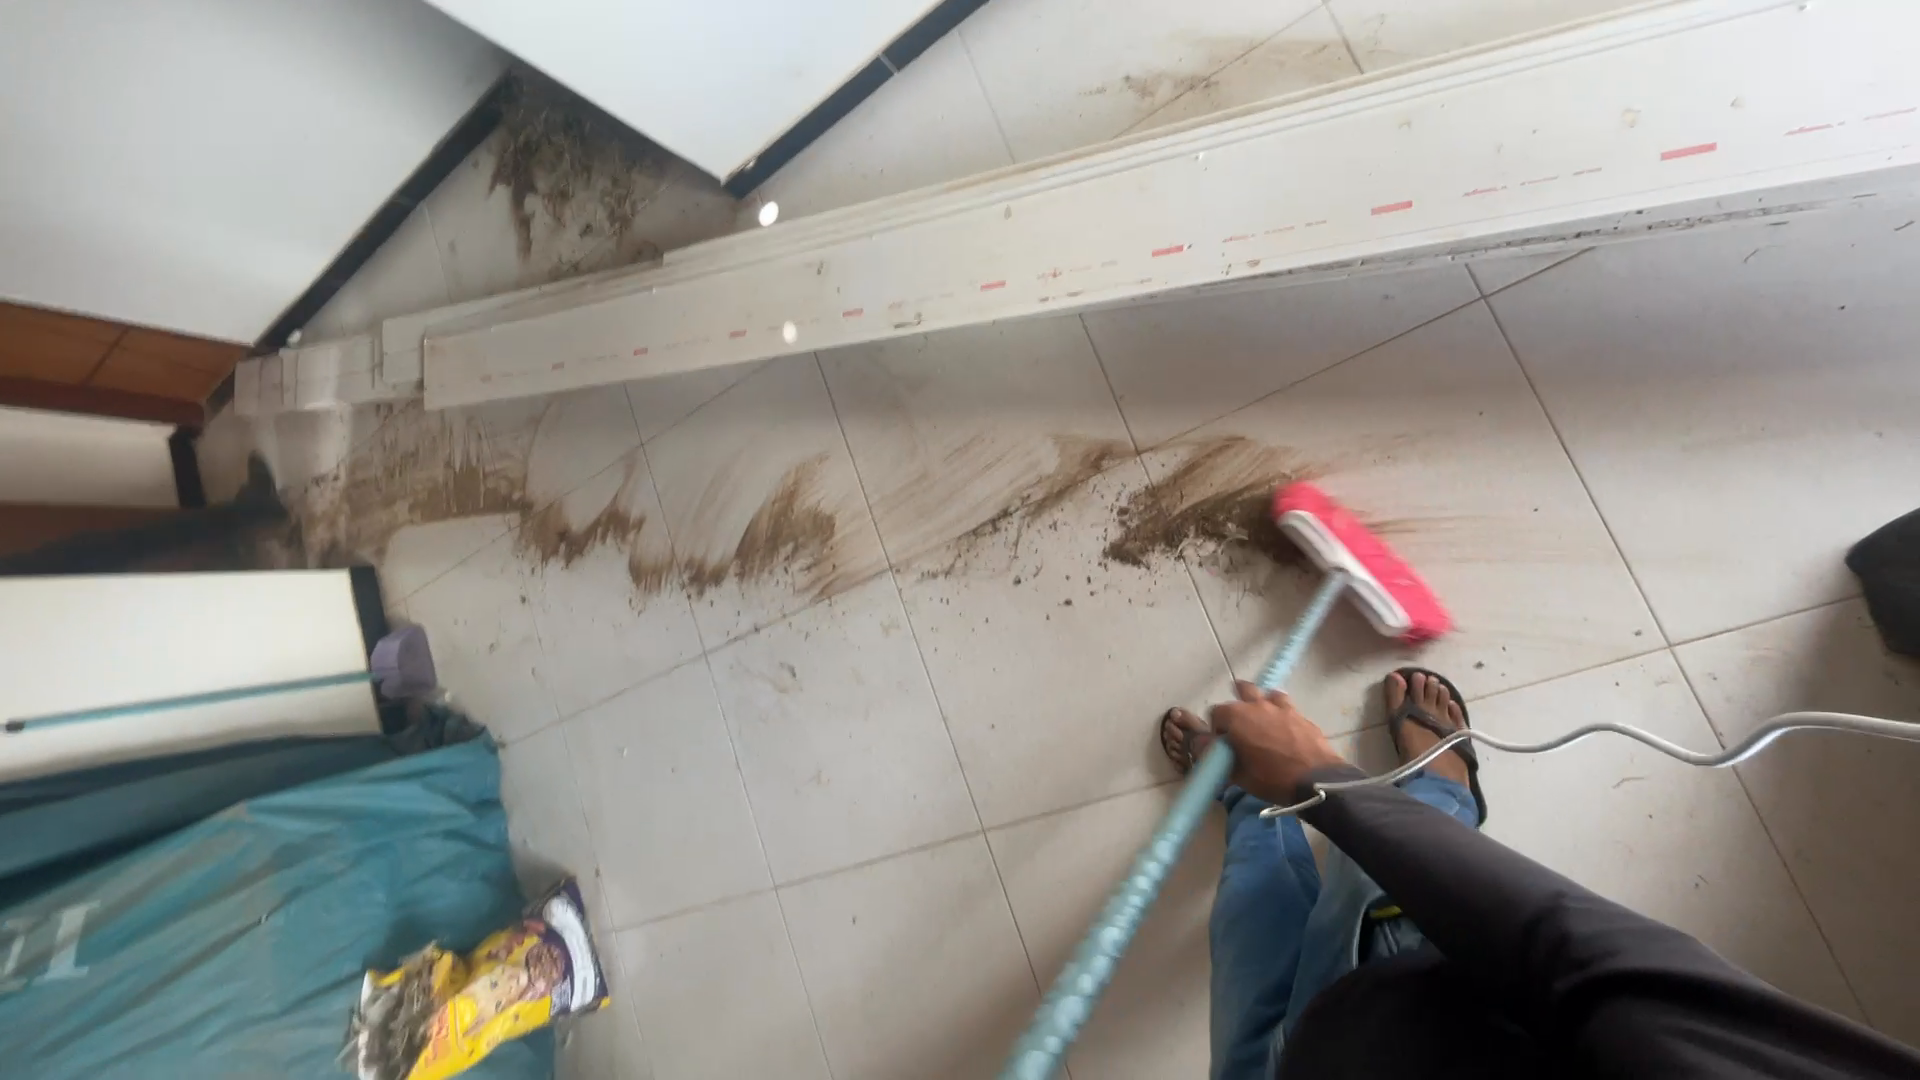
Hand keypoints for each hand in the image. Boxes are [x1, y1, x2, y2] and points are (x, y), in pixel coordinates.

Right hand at [1209, 681, 1347, 803]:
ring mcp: (1282, 708)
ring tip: (1262, 716)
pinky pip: (1287, 706)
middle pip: (1242, 690)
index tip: (1223, 743)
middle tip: (1240, 723)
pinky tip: (1284, 726)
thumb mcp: (1236, 773)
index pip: (1216, 712)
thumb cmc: (1271, 778)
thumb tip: (1198, 742)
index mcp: (1236, 717)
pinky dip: (1281, 712)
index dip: (1217, 728)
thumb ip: (1214, 754)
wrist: (1317, 782)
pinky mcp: (1301, 716)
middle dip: (1238, 703)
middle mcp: (1257, 705)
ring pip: (1267, 693)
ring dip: (1261, 702)